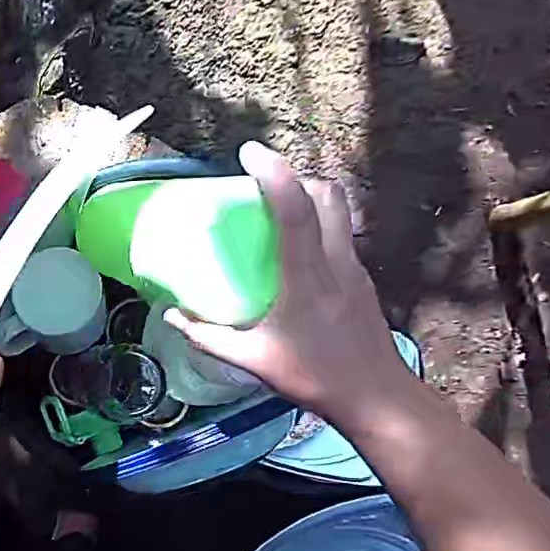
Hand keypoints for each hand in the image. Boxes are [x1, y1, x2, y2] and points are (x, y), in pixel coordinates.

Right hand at [164, 142, 409, 427]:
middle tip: (261, 183)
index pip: (295, 209)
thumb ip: (208, 337)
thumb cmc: (313, 377)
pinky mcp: (362, 281)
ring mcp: (355, 269)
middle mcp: (336, 262)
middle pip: (326, 196)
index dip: (274, 173)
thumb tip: (172, 316)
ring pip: (338, 212)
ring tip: (275, 209)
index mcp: (307, 277)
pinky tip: (296, 251)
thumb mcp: (251, 360)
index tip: (248, 153)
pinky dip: (317, 225)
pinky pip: (340, 235)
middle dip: (294, 177)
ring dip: (308, 198)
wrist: (377, 397)